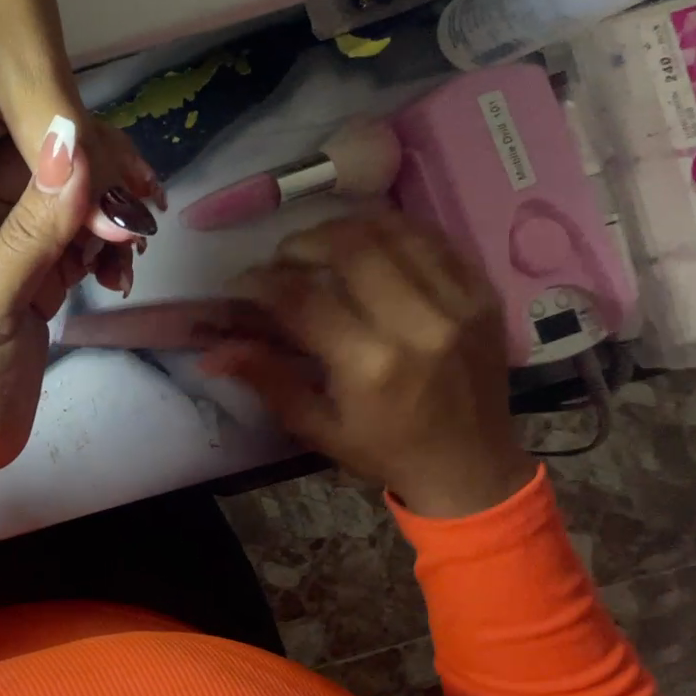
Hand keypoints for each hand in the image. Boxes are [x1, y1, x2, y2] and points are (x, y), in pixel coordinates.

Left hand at [0, 130, 98, 539]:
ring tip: (127, 263)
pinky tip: (117, 279)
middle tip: (136, 233)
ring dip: (108, 228)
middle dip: (101, 196)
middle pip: (53, 174)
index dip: (77, 161)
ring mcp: (10, 248)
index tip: (124, 192)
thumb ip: (27, 235)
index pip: (20, 156)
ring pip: (72, 207)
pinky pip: (79, 241)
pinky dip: (104, 253)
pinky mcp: (35, 274)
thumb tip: (75, 151)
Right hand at [202, 214, 535, 518]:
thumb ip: (265, 378)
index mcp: (370, 365)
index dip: (261, 282)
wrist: (471, 466)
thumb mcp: (313, 424)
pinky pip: (433, 240)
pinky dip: (391, 232)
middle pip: (351, 248)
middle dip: (302, 244)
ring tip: (320, 245)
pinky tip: (366, 244)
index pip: (303, 298)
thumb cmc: (381, 449)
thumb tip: (212, 352)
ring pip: (393, 232)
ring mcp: (458, 304)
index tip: (239, 283)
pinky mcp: (483, 295)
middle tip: (281, 259)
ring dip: (344, 229)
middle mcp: (418, 325)